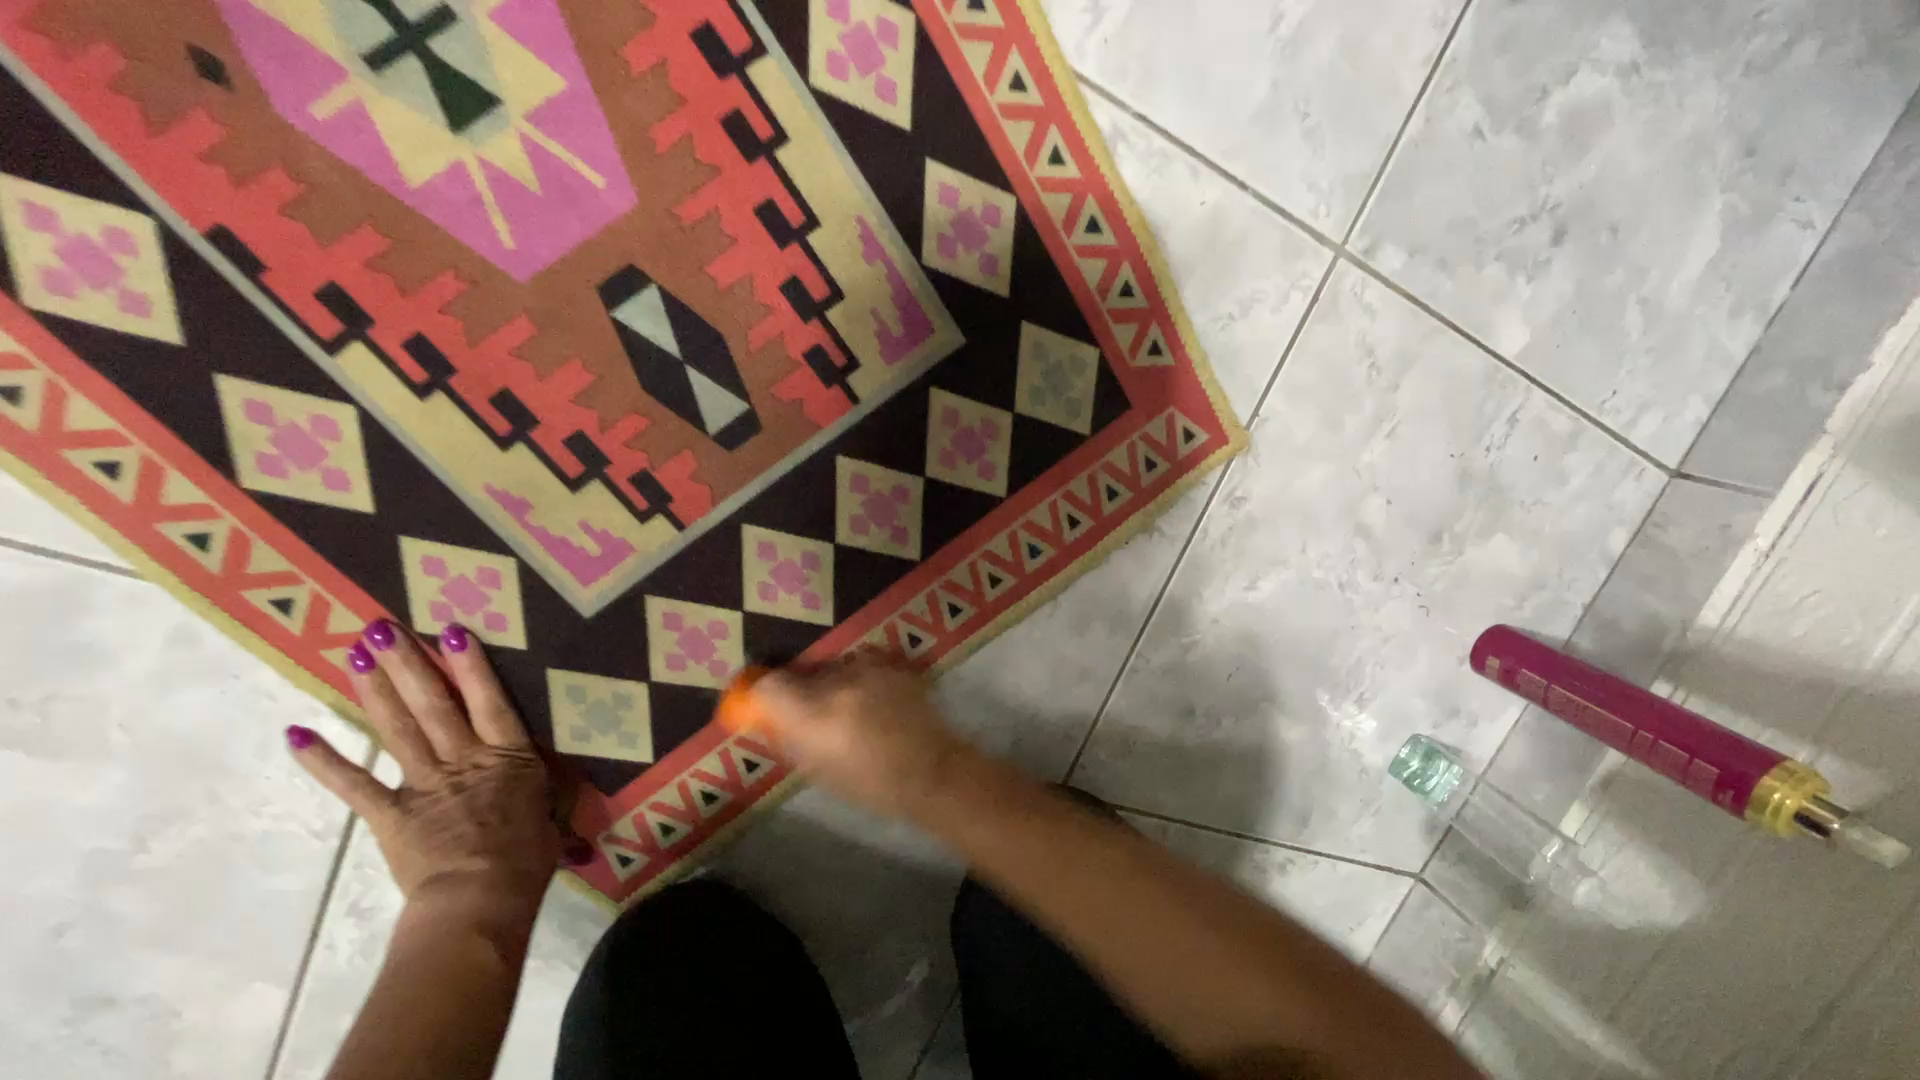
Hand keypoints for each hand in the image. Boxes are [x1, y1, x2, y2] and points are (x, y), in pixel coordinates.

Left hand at [288, 619, 568, 928]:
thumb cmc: (528, 859)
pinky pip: (355, 785)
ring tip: (356, 655)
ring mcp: (424, 784)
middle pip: (434, 704)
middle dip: (409, 664)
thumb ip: (546, 803)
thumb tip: (564, 817)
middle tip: (382, 627)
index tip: (450, 630)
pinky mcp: (391, 814)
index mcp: (509, 757)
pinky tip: (298, 733)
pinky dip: (325, 761)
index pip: (490, 701)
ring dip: (376, 691)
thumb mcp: (552, 819)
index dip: (471, 666)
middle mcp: (465, 759)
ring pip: (398, 729)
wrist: (481, 900)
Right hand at [753, 652, 977, 817]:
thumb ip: (787, 738)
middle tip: (813, 715)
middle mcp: (838, 682)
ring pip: (833, 666)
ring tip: (851, 709)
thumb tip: (765, 717)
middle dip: (801, 690)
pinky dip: (861, 678)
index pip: (767, 683)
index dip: (761, 692)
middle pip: (801, 672)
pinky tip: (875, 700)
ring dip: (833, 682)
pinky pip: (863, 662)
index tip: (762, 702)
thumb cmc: (872, 784)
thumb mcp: (817, 771)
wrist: (933, 772)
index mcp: (814, 715)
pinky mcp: (894, 662)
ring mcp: (870, 667)